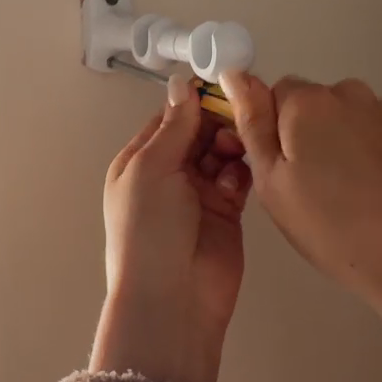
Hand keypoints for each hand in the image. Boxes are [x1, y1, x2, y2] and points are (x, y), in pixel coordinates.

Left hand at [90, 74, 251, 381]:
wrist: (174, 299)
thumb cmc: (149, 229)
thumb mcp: (152, 169)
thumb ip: (173, 126)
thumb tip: (181, 84)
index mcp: (140, 161)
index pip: (170, 117)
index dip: (194, 100)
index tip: (222, 82)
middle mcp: (168, 174)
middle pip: (198, 131)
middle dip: (217, 120)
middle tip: (238, 112)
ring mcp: (198, 193)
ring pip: (220, 151)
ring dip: (230, 143)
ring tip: (236, 146)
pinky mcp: (227, 211)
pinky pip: (238, 177)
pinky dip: (241, 170)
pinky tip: (240, 173)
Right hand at [221, 74, 381, 317]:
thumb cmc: (332, 226)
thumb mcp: (273, 182)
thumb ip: (252, 123)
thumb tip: (234, 74)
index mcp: (308, 100)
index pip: (270, 94)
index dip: (268, 132)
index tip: (278, 172)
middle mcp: (348, 93)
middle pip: (307, 104)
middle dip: (301, 136)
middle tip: (305, 191)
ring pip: (339, 121)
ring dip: (333, 146)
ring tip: (342, 198)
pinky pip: (368, 136)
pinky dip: (362, 157)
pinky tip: (369, 197)